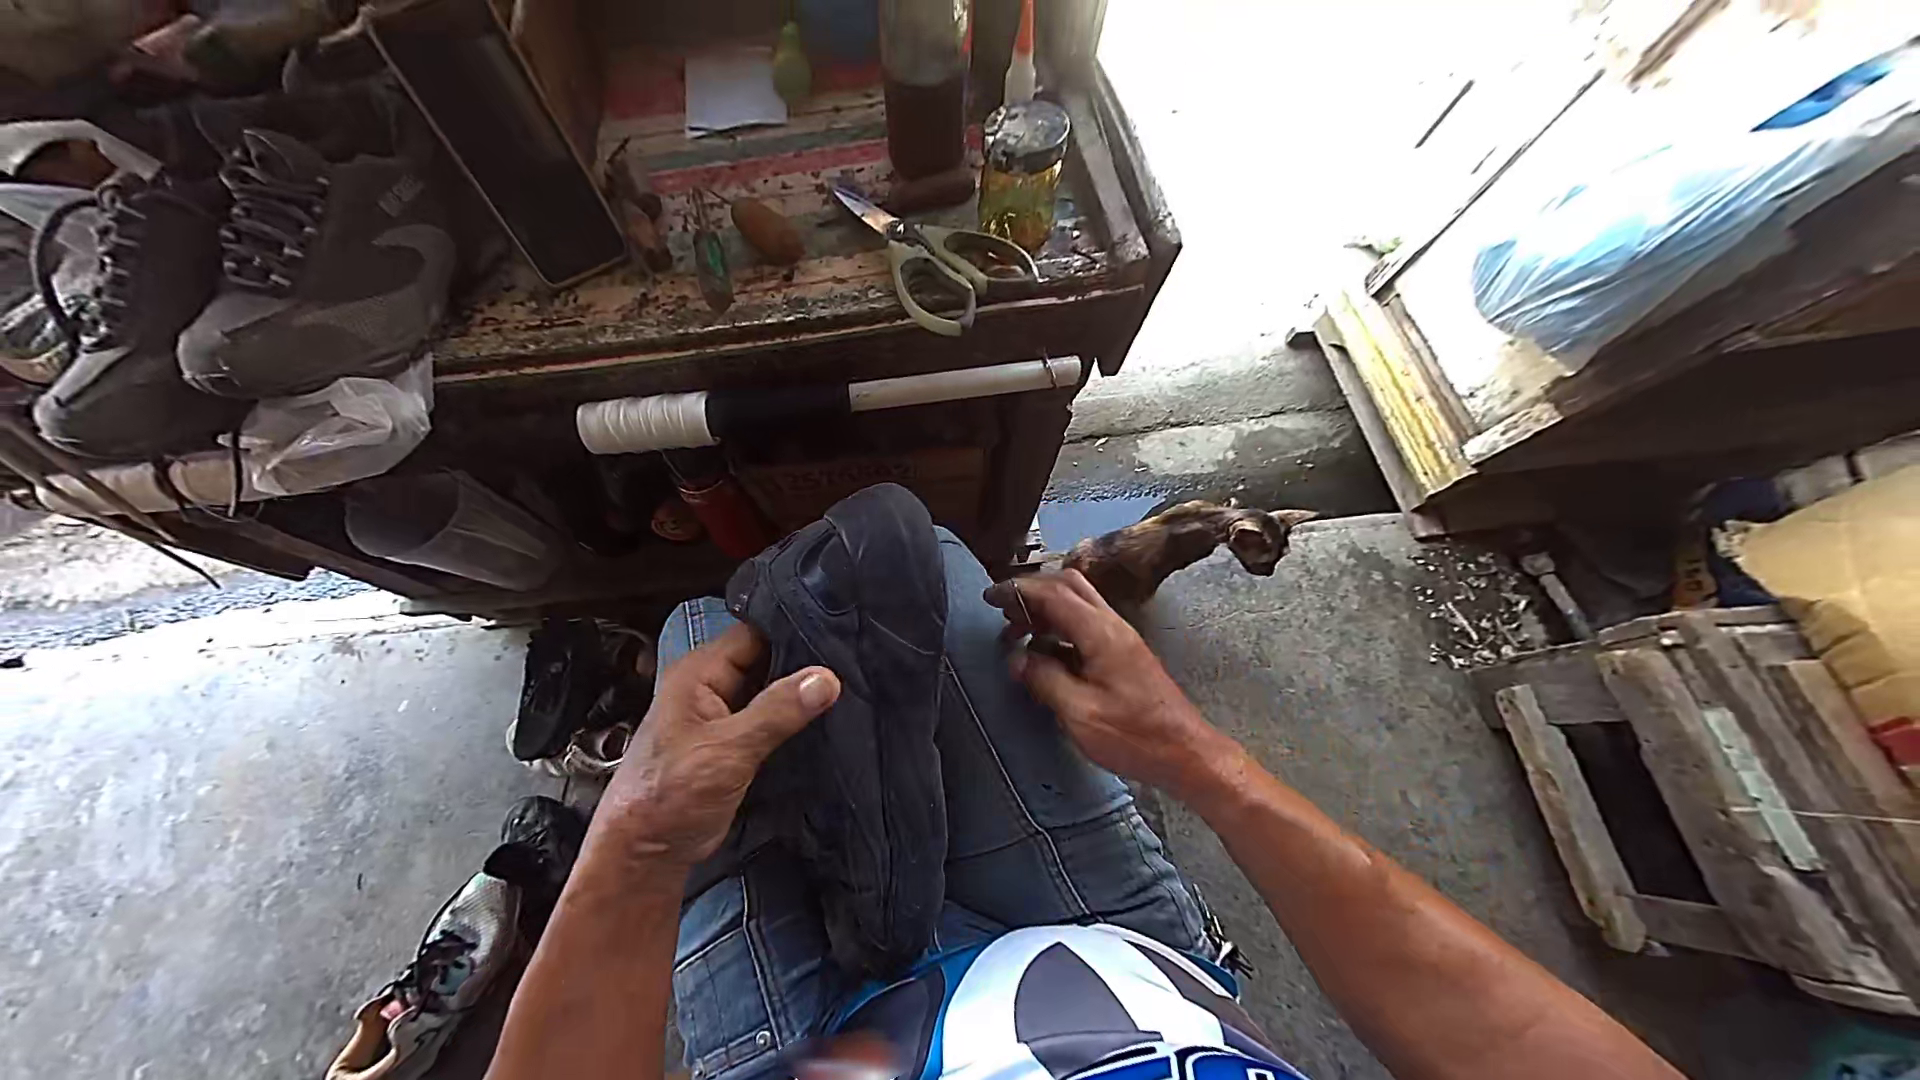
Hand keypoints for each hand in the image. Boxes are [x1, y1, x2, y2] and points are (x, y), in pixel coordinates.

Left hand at [594, 622, 839, 866]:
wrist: (645, 857)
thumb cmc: (669, 798)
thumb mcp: (727, 750)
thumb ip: (777, 711)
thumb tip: (827, 678)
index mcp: (699, 672)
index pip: (756, 631)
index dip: (794, 630)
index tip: (836, 634)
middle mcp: (712, 685)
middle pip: (768, 657)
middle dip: (804, 662)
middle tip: (849, 662)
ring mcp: (724, 714)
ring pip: (772, 688)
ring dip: (801, 691)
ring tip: (845, 685)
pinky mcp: (736, 741)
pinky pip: (772, 715)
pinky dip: (795, 716)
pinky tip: (824, 716)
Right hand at [984, 570, 1240, 798]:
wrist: (1187, 753)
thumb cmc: (1135, 736)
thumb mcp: (1080, 713)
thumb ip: (1044, 680)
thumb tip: (1017, 659)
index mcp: (1101, 632)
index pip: (1054, 593)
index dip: (1018, 590)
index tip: (991, 597)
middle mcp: (1112, 625)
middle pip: (1069, 585)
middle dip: (1032, 591)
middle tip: (1005, 612)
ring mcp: (1120, 637)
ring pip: (1078, 602)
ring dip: (1045, 608)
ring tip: (1017, 632)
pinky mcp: (1123, 653)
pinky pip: (1085, 623)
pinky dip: (1059, 625)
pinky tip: (1044, 651)